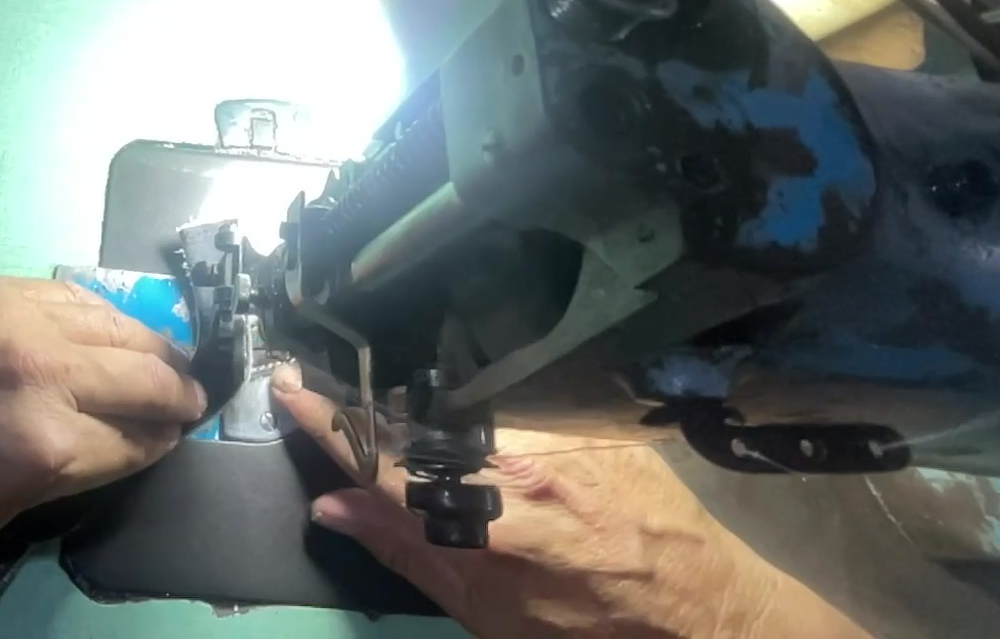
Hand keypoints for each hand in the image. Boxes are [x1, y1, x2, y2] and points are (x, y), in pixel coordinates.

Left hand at [0, 276, 206, 551]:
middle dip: (178, 392)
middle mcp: (47, 373)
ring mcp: (22, 318)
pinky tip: (116, 322)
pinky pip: (74, 294)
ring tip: (170, 355)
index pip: (135, 440)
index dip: (161, 441)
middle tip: (194, 397)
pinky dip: (105, 312)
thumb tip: (113, 444)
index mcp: (45, 446)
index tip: (176, 435)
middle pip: (144, 375)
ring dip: (154, 343)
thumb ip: (63, 473)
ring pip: (119, 323)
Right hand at [272, 366, 867, 637]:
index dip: (332, 423)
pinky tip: (465, 415)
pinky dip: (466, 400)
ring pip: (456, 396)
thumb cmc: (589, 631)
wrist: (709, 612)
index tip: (289, 386)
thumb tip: (330, 506)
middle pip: (417, 412)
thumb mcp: (489, 617)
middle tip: (333, 397)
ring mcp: (561, 426)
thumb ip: (403, 553)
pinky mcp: (585, 408)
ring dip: (414, 402)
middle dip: (365, 402)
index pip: (390, 459)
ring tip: (401, 413)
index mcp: (495, 525)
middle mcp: (526, 462)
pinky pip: (502, 389)